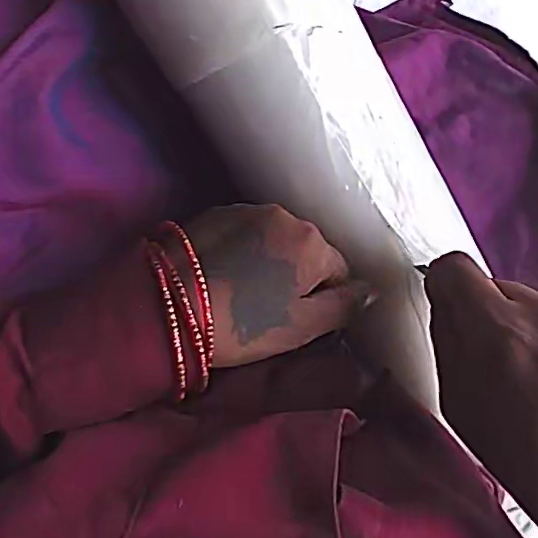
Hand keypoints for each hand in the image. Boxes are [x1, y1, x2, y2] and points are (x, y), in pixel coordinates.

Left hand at [176, 204, 372, 368]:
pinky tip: (223, 274)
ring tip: (241, 291)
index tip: (293, 319)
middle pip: (305, 250)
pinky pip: (245, 232)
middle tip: (266, 308)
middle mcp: (282, 215)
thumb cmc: (239, 324)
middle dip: (295, 276)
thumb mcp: (299, 327)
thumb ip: (342, 307)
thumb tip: (370, 291)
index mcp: (310, 242)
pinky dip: (242, 250)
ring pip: (274, 239)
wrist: (167, 305)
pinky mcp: (215, 213)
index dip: (321, 300)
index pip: (337, 271)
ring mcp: (246, 210)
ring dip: (268, 260)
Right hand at [424, 253, 537, 537]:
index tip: (448, 299)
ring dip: (536, 331)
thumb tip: (446, 308)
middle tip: (499, 364)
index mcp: (503, 335)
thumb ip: (447, 344)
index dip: (444, 285)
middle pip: (501, 287)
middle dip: (492, 317)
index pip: (455, 268)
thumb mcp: (461, 412)